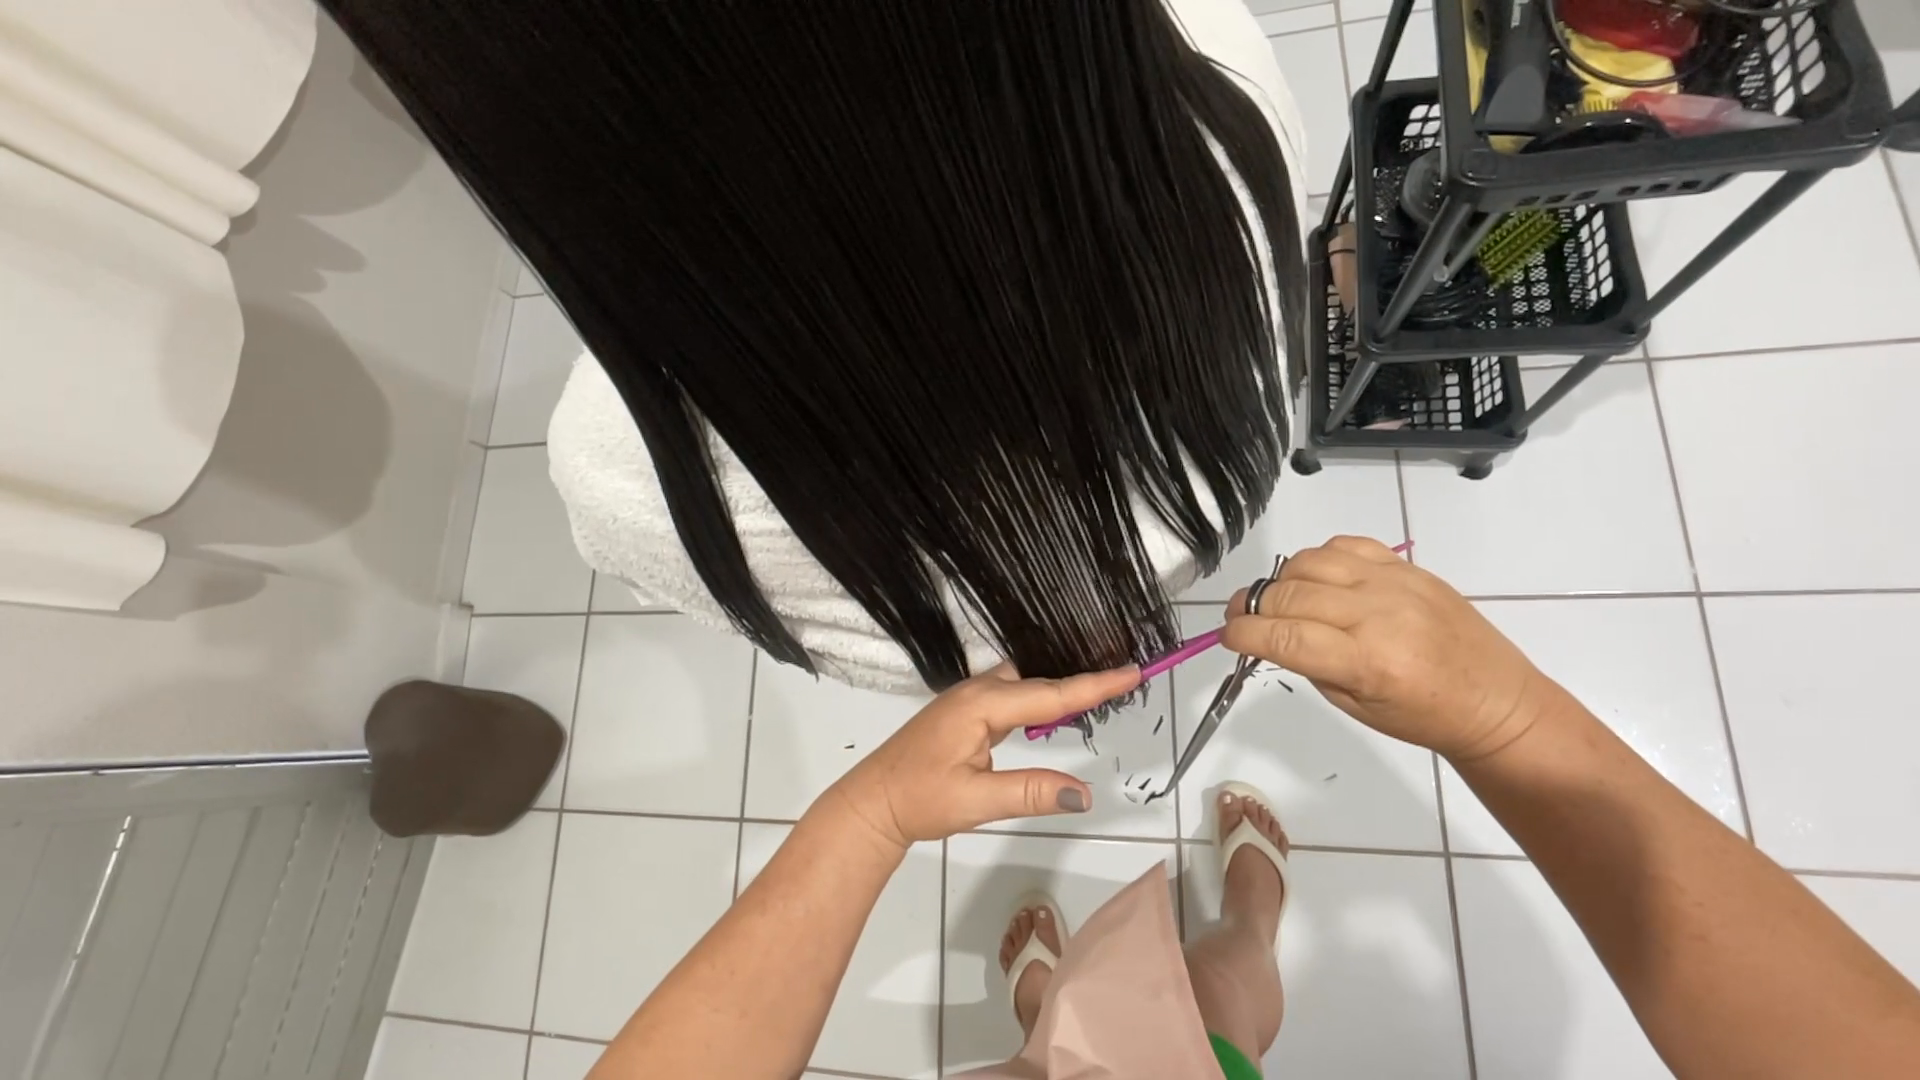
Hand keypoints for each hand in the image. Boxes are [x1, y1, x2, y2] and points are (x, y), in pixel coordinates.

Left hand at [824, 663, 1140, 850]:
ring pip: (1023, 685)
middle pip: (1039, 683)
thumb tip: (1084, 794)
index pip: (1050, 695)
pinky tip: (1049, 710)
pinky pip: (1011, 695)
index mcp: (982, 706)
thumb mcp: (976, 800)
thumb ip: (1030, 793)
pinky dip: (1037, 698)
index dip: (1094, 685)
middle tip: (1125, 679)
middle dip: (1081, 681)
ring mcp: (967, 700)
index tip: (1132, 671)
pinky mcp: (964, 713)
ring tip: (1098, 691)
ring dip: (1057, 687)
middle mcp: (977, 693)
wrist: (873, 802)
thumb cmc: (920, 800)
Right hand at [1221, 536, 1549, 760]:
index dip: (1243, 633)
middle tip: (1243, 620)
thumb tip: (1269, 634)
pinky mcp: (1407, 566)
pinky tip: (1318, 581)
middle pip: (1289, 594)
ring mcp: (1394, 583)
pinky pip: (1344, 545)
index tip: (1227, 637)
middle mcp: (1379, 614)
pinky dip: (1318, 560)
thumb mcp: (1355, 707)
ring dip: (1282, 581)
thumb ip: (1310, 664)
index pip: (1284, 636)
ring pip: (1309, 562)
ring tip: (1281, 601)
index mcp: (1368, 663)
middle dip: (1253, 608)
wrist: (1496, 700)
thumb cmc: (1423, 717)